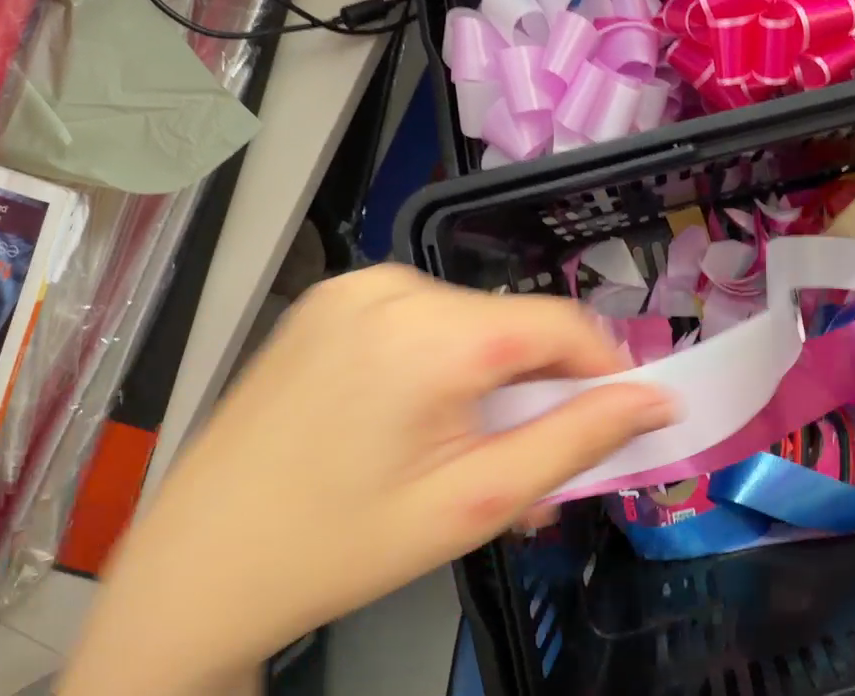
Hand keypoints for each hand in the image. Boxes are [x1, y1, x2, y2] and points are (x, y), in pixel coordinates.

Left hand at [63, 265, 675, 694]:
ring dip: (494, 379)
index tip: (619, 420)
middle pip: (513, 324)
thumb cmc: (339, 548)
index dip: (604, 369)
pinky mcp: (329, 302)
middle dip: (539, 389)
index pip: (561, 323)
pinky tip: (423, 421)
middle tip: (533, 464)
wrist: (197, 568)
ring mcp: (353, 288)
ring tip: (473, 453)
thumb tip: (657, 402)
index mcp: (429, 332)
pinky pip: (422, 321)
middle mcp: (391, 287)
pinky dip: (446, 362)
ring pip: (472, 322)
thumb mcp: (476, 505)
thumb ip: (578, 442)